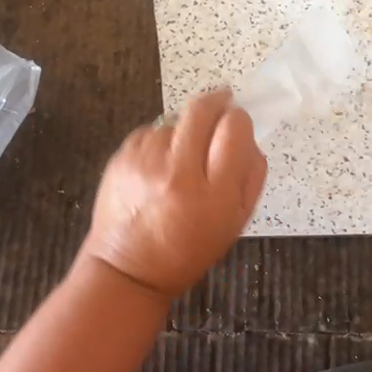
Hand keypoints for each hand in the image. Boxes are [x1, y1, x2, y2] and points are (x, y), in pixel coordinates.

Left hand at [78, 89, 267, 300]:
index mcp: (214, 192)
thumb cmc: (190, 248)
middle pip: (202, 110)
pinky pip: (149, 131)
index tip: (237, 125)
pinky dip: (159, 140)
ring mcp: (145, 162)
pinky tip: (159, 164)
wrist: (128, 269)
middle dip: (216, 102)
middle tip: (222, 104)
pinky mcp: (120, 158)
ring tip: (183, 155)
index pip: (234, 128)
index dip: (239, 121)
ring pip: (175, 120)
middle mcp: (178, 172)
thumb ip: (251, 174)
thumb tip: (248, 135)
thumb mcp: (236, 221)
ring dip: (185, 129)